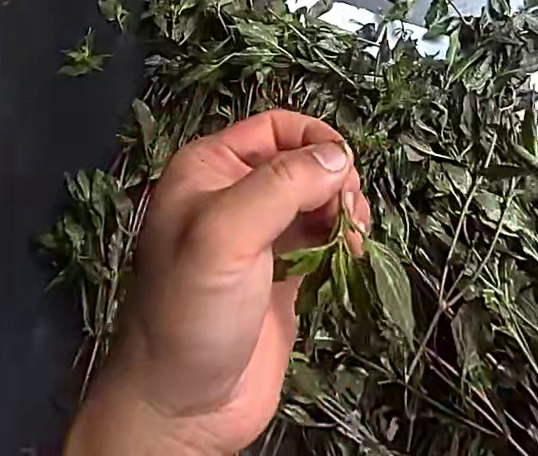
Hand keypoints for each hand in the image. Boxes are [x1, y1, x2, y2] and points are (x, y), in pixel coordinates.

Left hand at [66, 110, 369, 455]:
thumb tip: (339, 156)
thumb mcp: (226, 235)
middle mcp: (236, 192)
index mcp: (211, 168)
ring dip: (344, 208)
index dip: (313, 137)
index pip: (274, 126)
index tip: (344, 164)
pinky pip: (323, 236)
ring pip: (318, 197)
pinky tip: (353, 253)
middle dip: (333, 178)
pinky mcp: (284, 270)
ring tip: (355, 235)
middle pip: (303, 160)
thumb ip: (282, 185)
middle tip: (350, 209)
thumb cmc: (191, 311)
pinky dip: (343, 238)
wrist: (182, 411)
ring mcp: (262, 233)